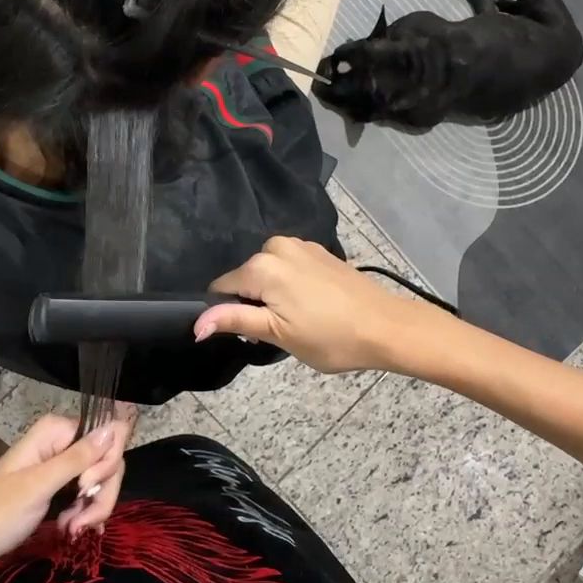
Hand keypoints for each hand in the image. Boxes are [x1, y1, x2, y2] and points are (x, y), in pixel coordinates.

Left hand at [0, 415, 117, 562]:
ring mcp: (60, 464)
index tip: (85, 489)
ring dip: (92, 509)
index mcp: (56, 430)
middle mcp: (61, 441)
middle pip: (108, 460)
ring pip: (101, 481)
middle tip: (82, 521)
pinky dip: (84, 514)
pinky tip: (71, 529)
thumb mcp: (38, 485)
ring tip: (70, 529)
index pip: (109, 434)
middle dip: (101, 494)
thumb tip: (115, 426)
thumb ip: (77, 457)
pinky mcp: (59, 486)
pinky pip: (88, 494)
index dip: (105, 464)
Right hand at [194, 236, 451, 373]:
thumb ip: (233, 322)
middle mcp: (275, 246)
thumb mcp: (276, 334)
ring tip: (297, 320)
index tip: (251, 334)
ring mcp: (300, 245)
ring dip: (271, 295)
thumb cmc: (330, 336)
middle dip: (252, 303)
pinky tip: (311, 306)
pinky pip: (288, 267)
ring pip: (266, 273)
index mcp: (261, 266)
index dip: (227, 313)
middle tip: (278, 332)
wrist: (387, 327)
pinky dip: (290, 285)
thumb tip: (196, 324)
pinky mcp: (318, 251)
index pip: (221, 288)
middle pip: (244, 279)